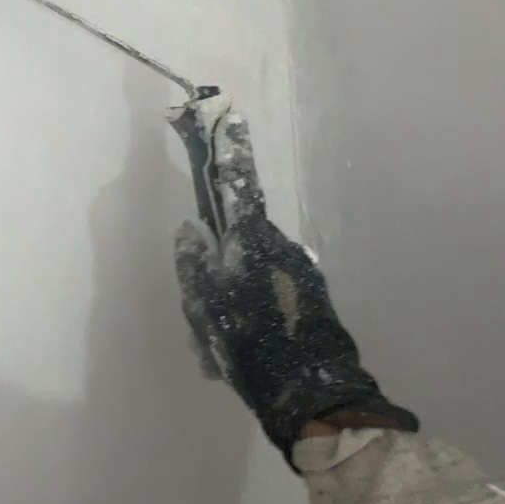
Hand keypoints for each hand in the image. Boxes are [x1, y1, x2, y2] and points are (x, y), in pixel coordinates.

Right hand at [166, 92, 416, 464]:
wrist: (315, 394)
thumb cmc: (251, 342)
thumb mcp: (204, 304)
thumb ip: (193, 261)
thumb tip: (189, 228)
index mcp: (250, 239)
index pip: (233, 179)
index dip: (225, 145)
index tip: (222, 109)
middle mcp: (278, 245)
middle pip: (235, 239)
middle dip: (216, 268)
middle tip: (204, 317)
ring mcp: (297, 270)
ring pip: (248, 273)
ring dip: (231, 301)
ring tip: (220, 348)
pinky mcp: (310, 296)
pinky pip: (267, 293)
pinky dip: (249, 315)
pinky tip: (241, 352)